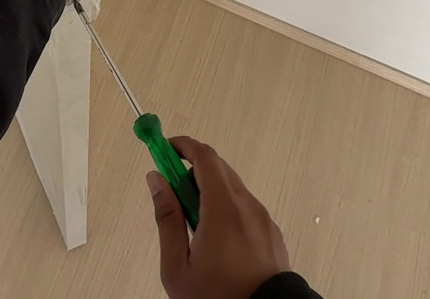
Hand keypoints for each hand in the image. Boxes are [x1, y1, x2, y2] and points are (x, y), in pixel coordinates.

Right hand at [151, 137, 292, 298]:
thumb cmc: (218, 298)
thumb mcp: (178, 267)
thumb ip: (167, 218)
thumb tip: (156, 179)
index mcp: (224, 209)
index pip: (205, 156)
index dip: (183, 146)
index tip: (165, 149)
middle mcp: (248, 207)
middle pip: (218, 168)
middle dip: (192, 170)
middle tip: (173, 192)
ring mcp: (264, 220)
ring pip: (232, 188)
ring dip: (210, 191)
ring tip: (195, 226)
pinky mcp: (273, 235)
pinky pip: (246, 208)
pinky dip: (228, 208)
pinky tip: (219, 240)